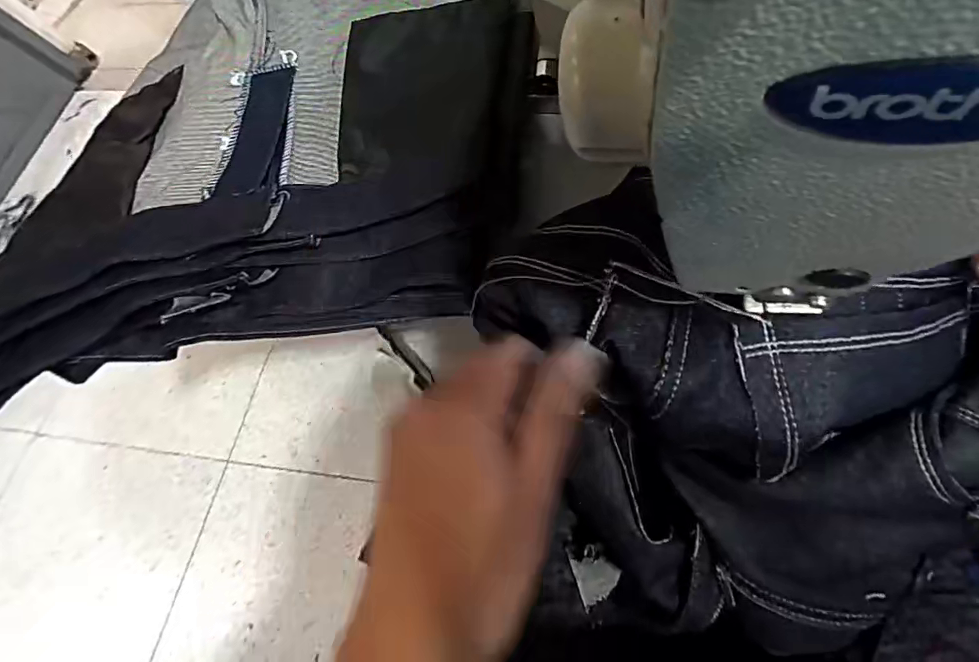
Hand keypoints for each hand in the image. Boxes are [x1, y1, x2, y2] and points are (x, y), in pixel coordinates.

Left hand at [340, 337, 603, 661]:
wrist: (408, 640)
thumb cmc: (482, 565)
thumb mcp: (535, 485)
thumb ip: (557, 407)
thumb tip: (582, 349)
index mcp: (463, 403)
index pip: (516, 346)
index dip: (548, 371)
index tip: (562, 412)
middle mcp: (426, 402)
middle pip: (490, 364)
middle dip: (520, 394)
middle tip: (536, 452)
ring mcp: (405, 427)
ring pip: (469, 390)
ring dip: (496, 413)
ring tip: (509, 473)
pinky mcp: (396, 453)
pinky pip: (445, 415)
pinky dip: (468, 430)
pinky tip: (478, 481)